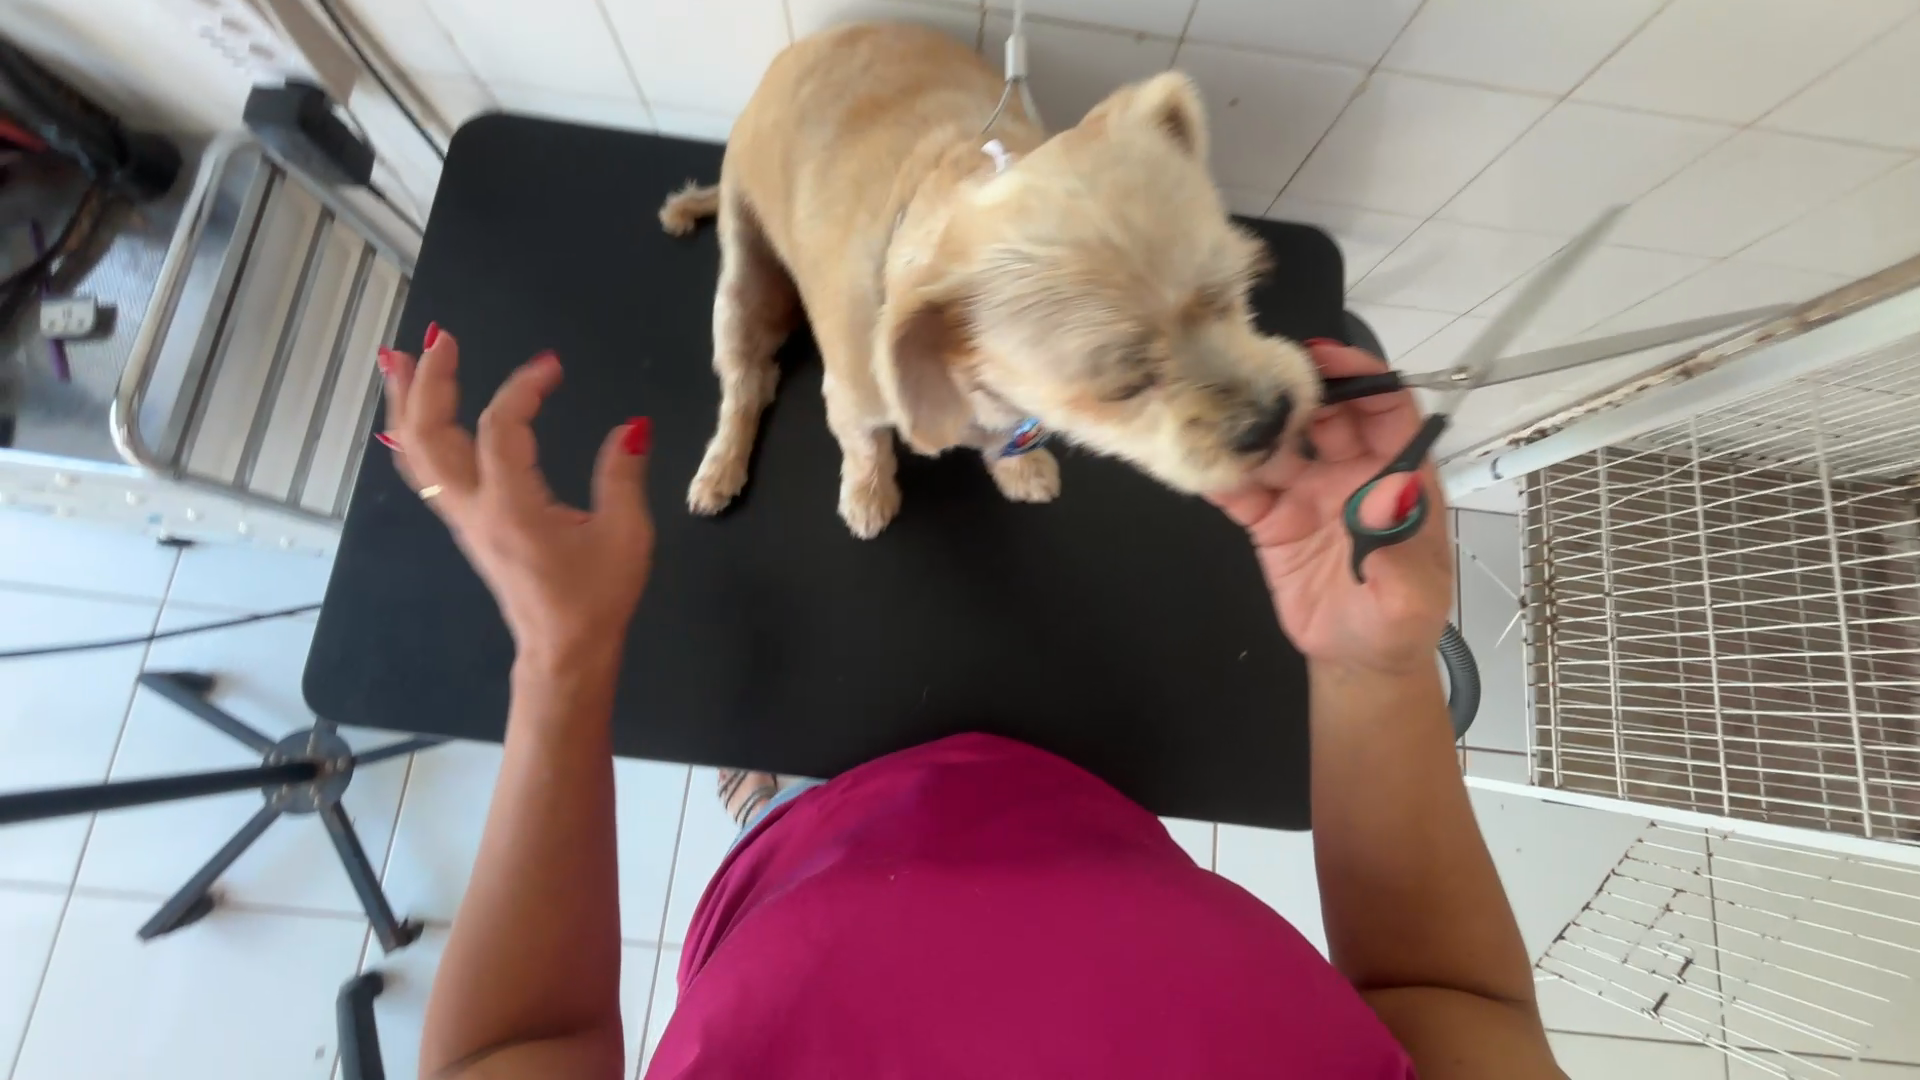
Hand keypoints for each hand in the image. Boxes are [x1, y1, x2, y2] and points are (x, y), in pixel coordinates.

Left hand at [377, 326, 654, 670]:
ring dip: (407, 405)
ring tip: (399, 361)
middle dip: (430, 382)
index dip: (525, 389)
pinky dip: (418, 435)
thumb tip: (633, 427)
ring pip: (417, 455)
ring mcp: (464, 520)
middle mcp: (475, 509)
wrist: (565, 649)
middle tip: (439, 339)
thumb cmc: (598, 596)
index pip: (505, 430)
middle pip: (428, 436)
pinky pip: (429, 473)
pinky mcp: (470, 528)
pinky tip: (421, 420)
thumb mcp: (626, 535)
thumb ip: (624, 477)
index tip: (553, 365)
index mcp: (515, 508)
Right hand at [1211, 341, 1452, 676]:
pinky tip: (1198, 464)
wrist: (1351, 658)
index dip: (1361, 379)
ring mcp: (1305, 494)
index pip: (1386, 413)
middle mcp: (1349, 474)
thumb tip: (1381, 501)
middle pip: (1323, 417)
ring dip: (1249, 430)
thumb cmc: (1394, 625)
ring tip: (1214, 415)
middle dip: (1292, 393)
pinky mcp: (1269, 520)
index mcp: (1395, 479)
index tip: (1324, 359)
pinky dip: (1221, 476)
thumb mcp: (1410, 596)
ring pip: (1276, 447)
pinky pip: (1242, 490)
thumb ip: (1399, 553)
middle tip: (1253, 378)